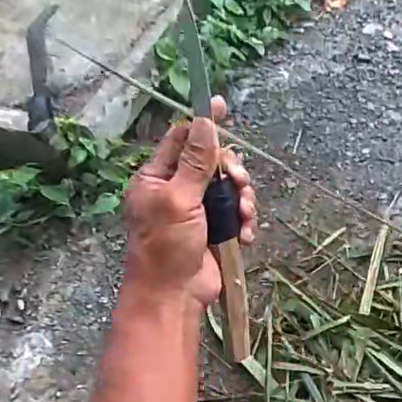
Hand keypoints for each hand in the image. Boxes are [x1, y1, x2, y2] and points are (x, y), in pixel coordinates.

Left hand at [122, 96, 257, 305]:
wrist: (174, 296)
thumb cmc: (166, 248)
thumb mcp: (178, 199)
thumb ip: (195, 162)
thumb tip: (204, 122)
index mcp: (156, 178)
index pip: (180, 139)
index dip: (201, 124)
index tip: (221, 106)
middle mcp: (176, 190)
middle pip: (212, 162)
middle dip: (231, 171)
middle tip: (240, 182)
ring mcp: (197, 211)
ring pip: (228, 188)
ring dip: (242, 199)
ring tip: (244, 217)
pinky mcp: (214, 231)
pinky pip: (236, 214)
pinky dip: (244, 222)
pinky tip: (244, 236)